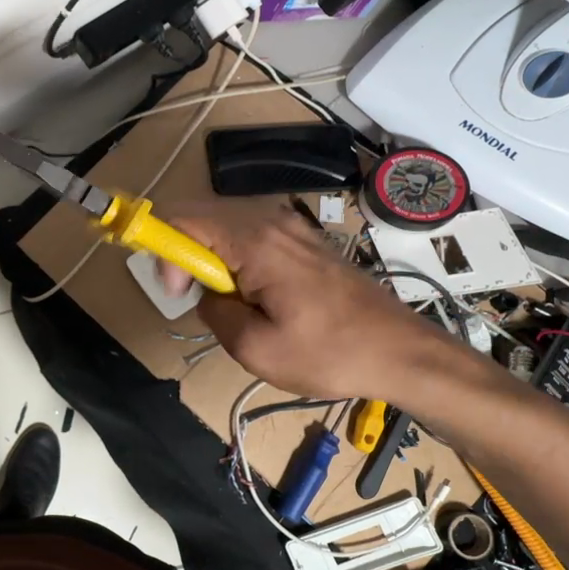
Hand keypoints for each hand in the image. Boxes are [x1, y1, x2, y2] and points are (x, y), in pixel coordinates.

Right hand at [155, 199, 468, 402]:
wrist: (405, 353)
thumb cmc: (331, 354)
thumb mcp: (255, 349)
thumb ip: (214, 312)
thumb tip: (208, 295)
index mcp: (256, 242)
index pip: (182, 218)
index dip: (164, 251)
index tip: (179, 293)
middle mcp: (271, 222)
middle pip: (200, 215)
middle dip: (182, 252)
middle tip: (195, 296)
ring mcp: (291, 228)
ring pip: (223, 225)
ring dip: (208, 256)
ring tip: (227, 301)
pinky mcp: (303, 241)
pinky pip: (249, 235)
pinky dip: (234, 257)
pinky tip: (252, 294)